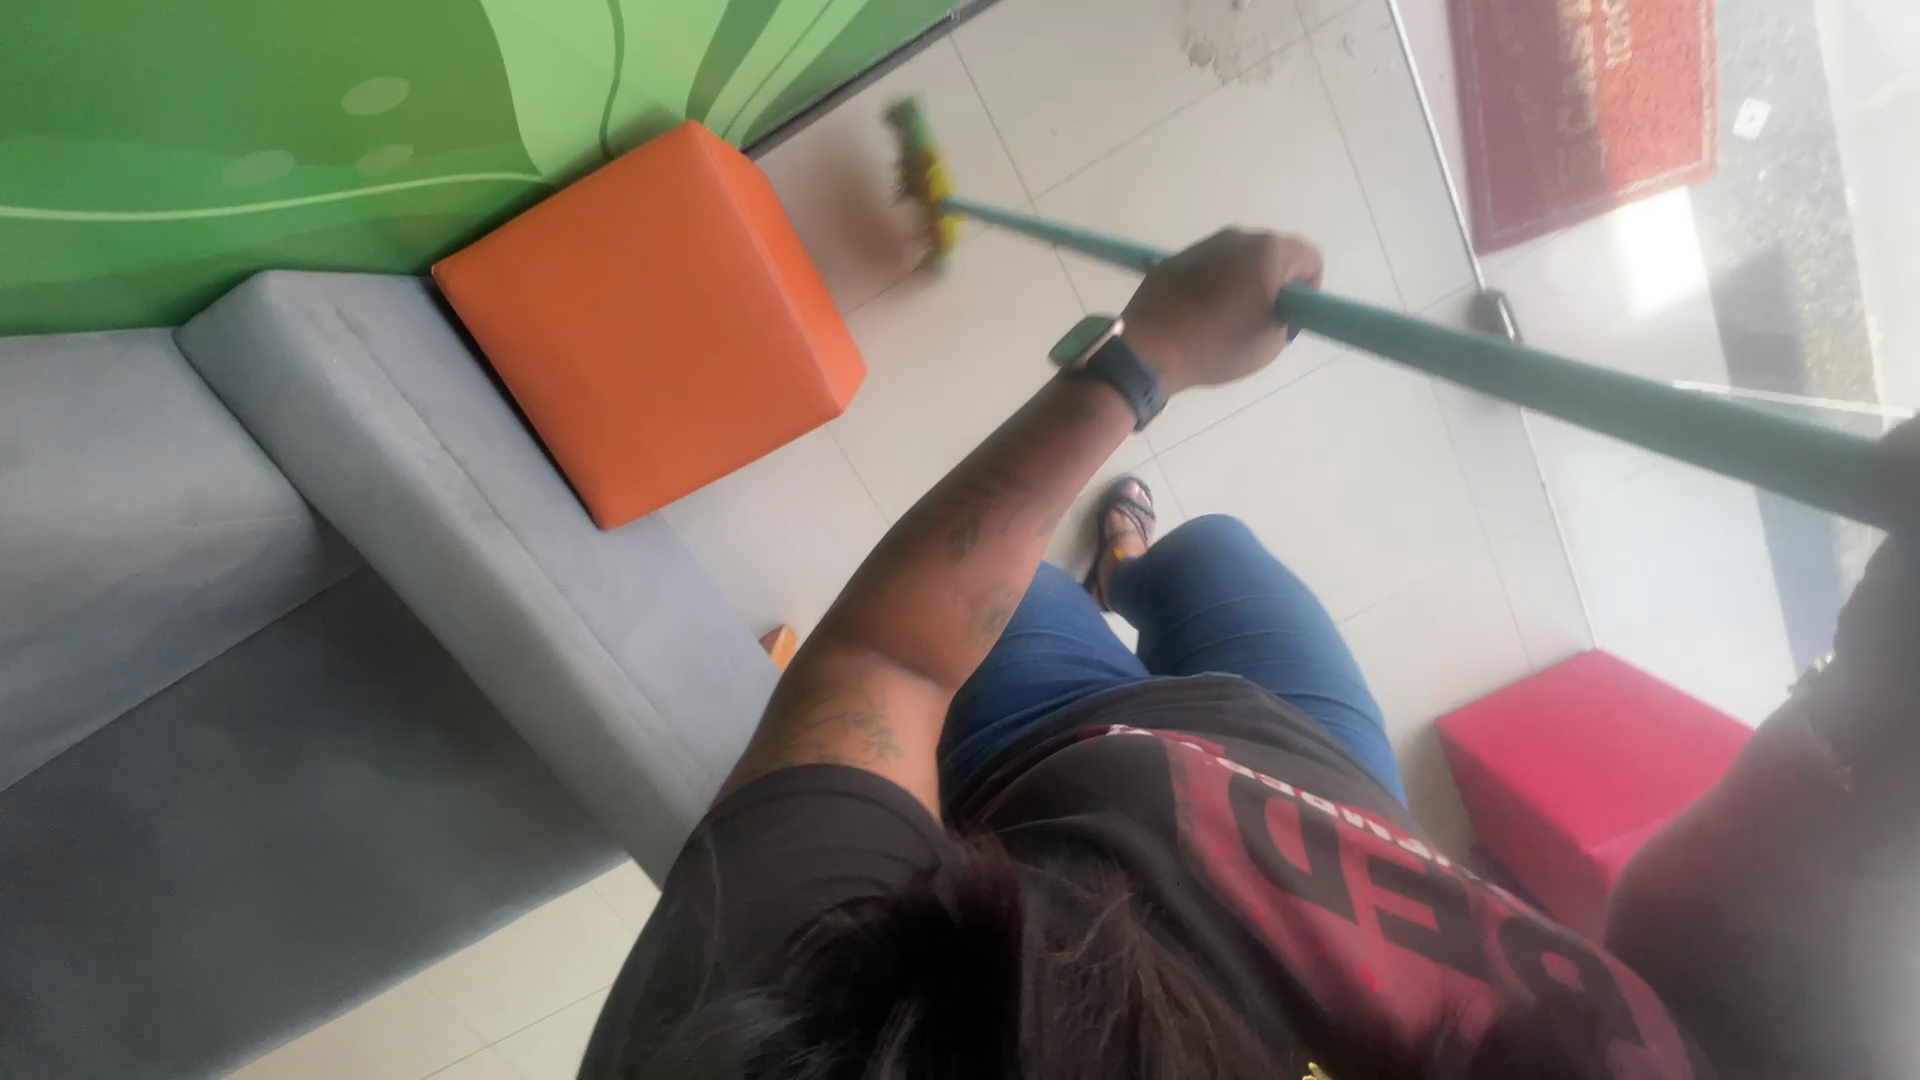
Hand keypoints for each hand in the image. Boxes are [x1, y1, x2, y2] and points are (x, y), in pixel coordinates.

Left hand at [1120, 229, 1323, 395]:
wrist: (1148, 351)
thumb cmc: (1215, 348)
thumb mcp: (1270, 344)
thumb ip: (1286, 318)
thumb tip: (1276, 307)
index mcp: (1268, 251)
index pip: (1310, 261)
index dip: (1306, 294)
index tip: (1285, 320)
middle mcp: (1236, 237)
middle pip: (1272, 256)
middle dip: (1272, 285)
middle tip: (1255, 323)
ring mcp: (1201, 246)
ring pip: (1237, 261)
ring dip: (1240, 284)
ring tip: (1221, 322)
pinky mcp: (1173, 260)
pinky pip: (1205, 269)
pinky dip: (1209, 287)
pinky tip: (1195, 316)